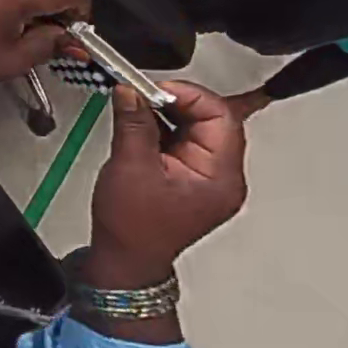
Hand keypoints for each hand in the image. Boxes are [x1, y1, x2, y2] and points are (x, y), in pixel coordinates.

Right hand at [86, 82, 246, 286]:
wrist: (125, 259)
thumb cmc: (132, 225)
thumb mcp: (129, 166)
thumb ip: (133, 124)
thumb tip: (130, 91)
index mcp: (220, 175)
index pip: (221, 117)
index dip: (188, 95)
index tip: (152, 88)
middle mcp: (222, 176)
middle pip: (211, 121)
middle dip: (176, 102)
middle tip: (140, 93)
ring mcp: (206, 178)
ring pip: (195, 129)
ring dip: (166, 114)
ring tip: (136, 106)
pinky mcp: (189, 178)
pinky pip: (182, 142)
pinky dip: (161, 128)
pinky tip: (138, 123)